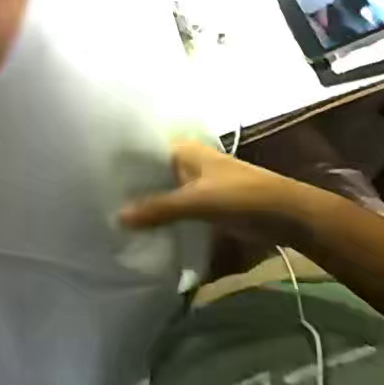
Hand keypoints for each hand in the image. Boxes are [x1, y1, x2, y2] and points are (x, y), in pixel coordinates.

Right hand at [119, 141, 331, 242]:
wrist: (286, 216)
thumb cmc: (241, 196)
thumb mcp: (197, 201)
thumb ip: (159, 208)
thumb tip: (118, 217)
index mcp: (184, 150)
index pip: (145, 149)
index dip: (124, 161)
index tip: (96, 174)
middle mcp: (188, 163)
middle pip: (153, 174)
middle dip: (132, 188)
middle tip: (100, 203)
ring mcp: (199, 186)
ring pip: (165, 195)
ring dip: (149, 208)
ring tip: (115, 222)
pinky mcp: (208, 208)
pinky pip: (178, 213)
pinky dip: (165, 222)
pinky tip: (147, 236)